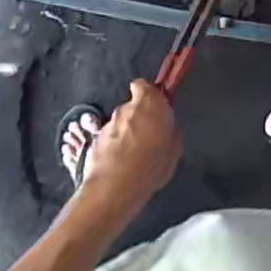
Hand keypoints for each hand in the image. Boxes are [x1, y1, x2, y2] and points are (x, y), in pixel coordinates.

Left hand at [76, 80, 180, 221]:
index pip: (144, 85)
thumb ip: (171, 132)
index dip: (148, 95)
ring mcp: (109, 123)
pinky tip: (120, 165)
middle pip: (133, 107)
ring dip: (125, 134)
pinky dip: (113, 147)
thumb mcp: (175, 149)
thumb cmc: (152, 164)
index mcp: (150, 103)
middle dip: (138, 118)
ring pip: (120, 124)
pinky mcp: (96, 139)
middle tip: (147, 138)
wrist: (117, 185)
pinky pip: (109, 139)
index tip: (154, 108)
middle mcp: (127, 108)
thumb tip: (169, 129)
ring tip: (133, 156)